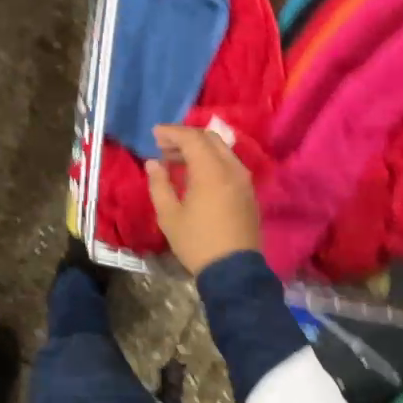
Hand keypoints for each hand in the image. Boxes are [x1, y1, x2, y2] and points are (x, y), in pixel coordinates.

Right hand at [146, 124, 261, 274]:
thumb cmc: (197, 242)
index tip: (155, 134)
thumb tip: (153, 163)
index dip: (172, 132)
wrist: (233, 270)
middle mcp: (232, 168)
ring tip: (176, 160)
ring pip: (222, 150)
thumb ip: (159, 184)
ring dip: (199, 149)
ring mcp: (244, 180)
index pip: (192, 138)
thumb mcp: (169, 216)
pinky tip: (196, 175)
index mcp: (211, 171)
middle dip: (185, 137)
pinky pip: (229, 164)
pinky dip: (211, 161)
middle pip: (210, 139)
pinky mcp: (248, 192)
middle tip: (164, 146)